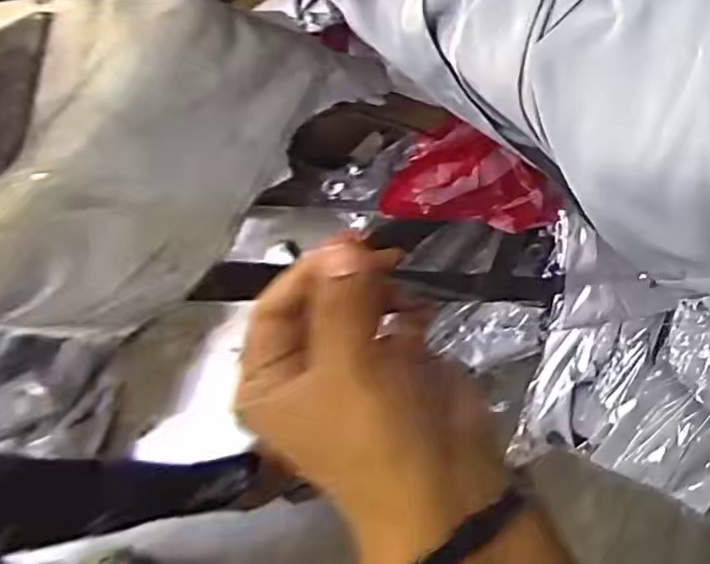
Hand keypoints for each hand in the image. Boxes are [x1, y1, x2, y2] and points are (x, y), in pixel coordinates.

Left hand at [233, 235, 509, 563]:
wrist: (438, 471)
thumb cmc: (375, 429)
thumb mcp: (350, 366)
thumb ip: (344, 303)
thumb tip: (343, 246)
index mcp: (271, 379)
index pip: (275, 309)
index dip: (310, 271)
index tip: (354, 238)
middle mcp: (308, 369)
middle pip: (320, 304)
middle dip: (351, 277)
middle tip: (389, 254)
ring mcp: (356, 366)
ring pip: (361, 308)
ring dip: (384, 290)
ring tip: (410, 289)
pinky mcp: (400, 363)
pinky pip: (397, 321)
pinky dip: (411, 308)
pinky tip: (426, 312)